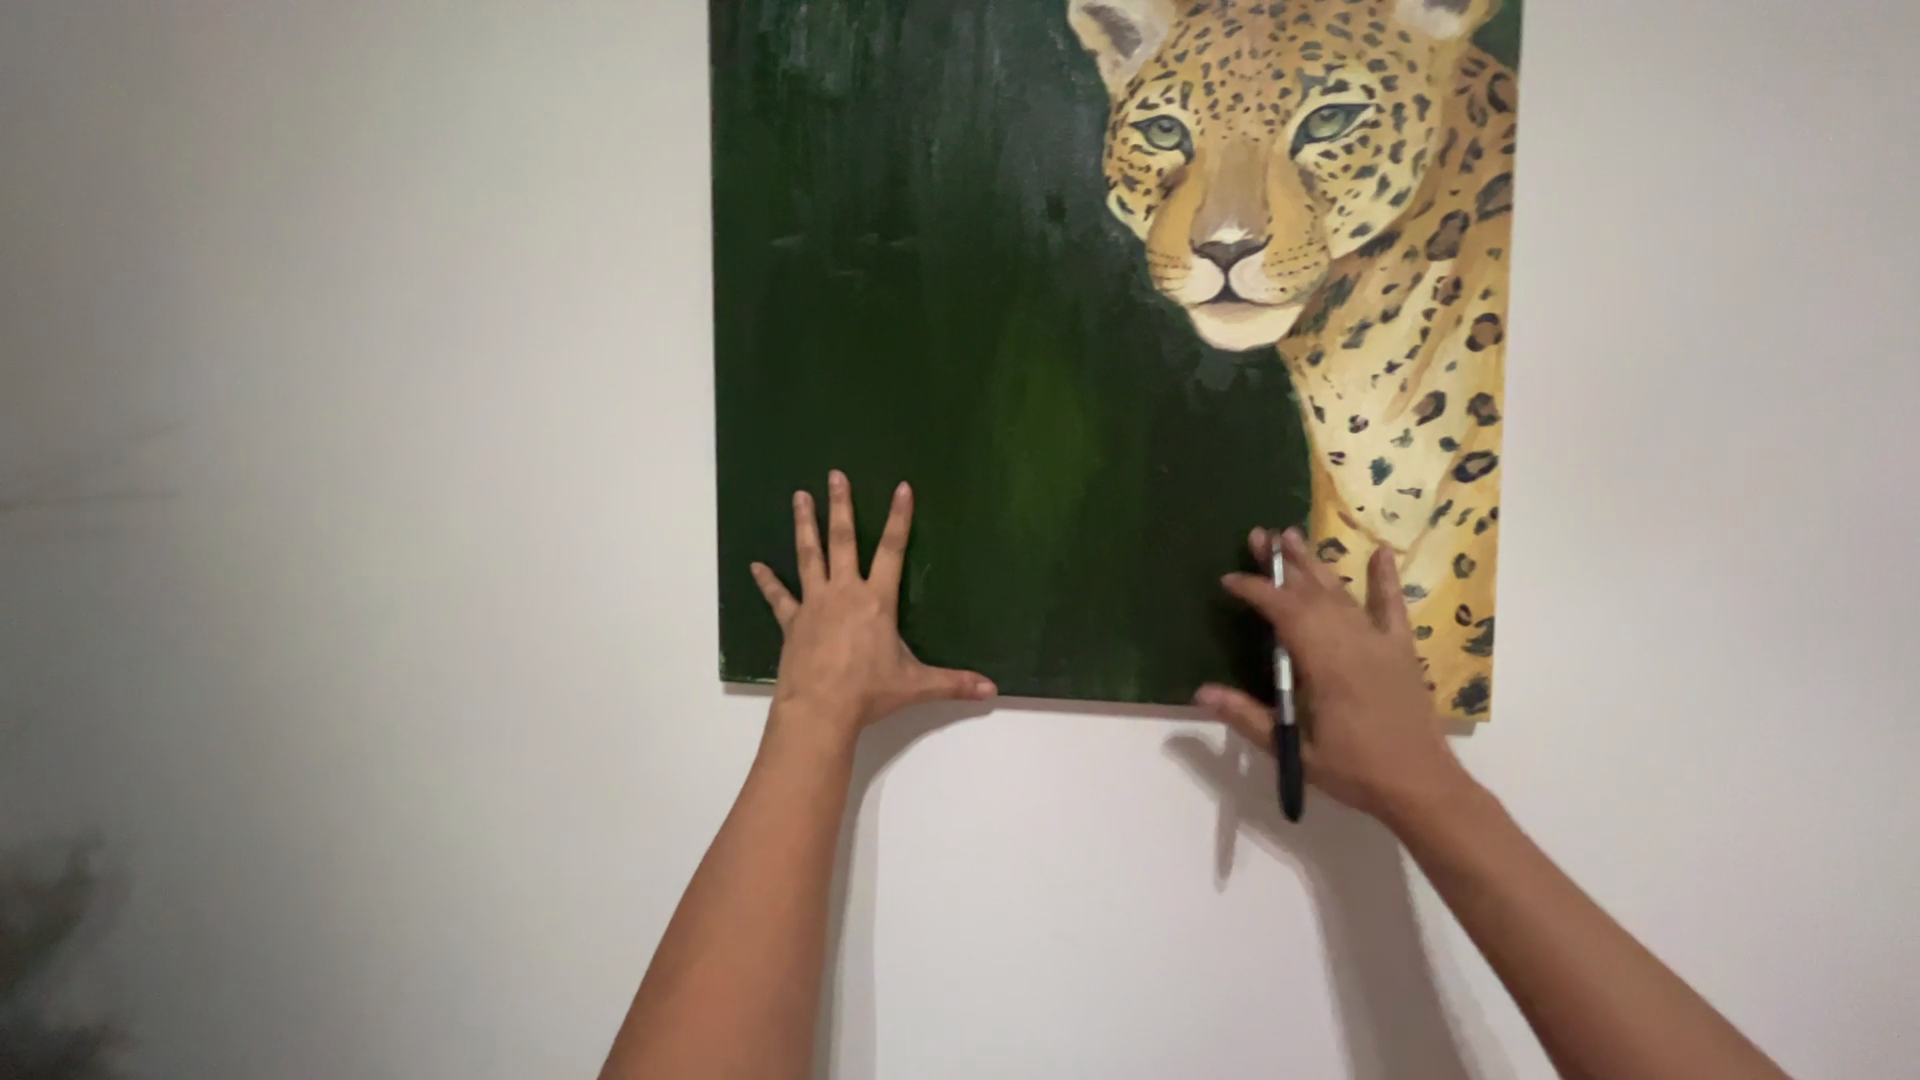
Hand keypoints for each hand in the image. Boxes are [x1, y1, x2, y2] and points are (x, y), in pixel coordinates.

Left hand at [751, 471, 996, 741]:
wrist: (820, 709)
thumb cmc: (869, 692)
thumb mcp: (917, 685)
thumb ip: (954, 683)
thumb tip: (992, 689)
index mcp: (876, 601)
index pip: (892, 550)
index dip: (898, 518)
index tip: (901, 488)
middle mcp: (844, 593)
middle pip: (842, 540)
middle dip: (839, 506)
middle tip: (834, 475)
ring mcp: (814, 604)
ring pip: (808, 556)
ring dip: (804, 525)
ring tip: (798, 496)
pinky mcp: (792, 622)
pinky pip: (778, 597)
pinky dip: (767, 581)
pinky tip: (755, 566)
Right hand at [1195, 527, 1473, 822]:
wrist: (1423, 788)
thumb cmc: (1354, 771)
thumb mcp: (1293, 750)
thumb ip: (1247, 717)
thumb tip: (1201, 691)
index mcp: (1325, 665)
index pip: (1285, 613)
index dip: (1256, 592)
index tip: (1230, 580)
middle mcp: (1353, 643)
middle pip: (1311, 593)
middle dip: (1281, 565)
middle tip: (1258, 536)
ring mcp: (1380, 644)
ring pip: (1341, 594)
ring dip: (1315, 564)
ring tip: (1292, 535)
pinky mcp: (1402, 651)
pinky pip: (1392, 608)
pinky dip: (1384, 580)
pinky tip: (1379, 552)